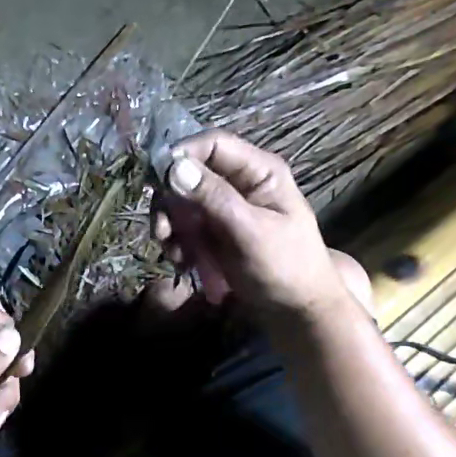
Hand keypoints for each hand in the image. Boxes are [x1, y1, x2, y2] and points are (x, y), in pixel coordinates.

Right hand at [152, 130, 352, 321]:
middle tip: (162, 231)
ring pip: (182, 203)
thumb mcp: (251, 232)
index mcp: (259, 172)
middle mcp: (239, 183)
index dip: (182, 156)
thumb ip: (215, 198)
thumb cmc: (286, 268)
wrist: (298, 312)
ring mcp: (225, 208)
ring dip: (172, 227)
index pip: (212, 144)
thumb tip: (175, 167)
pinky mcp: (215, 232)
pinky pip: (184, 227)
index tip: (157, 181)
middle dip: (171, 202)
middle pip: (190, 174)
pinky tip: (183, 263)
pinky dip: (178, 243)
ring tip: (175, 254)